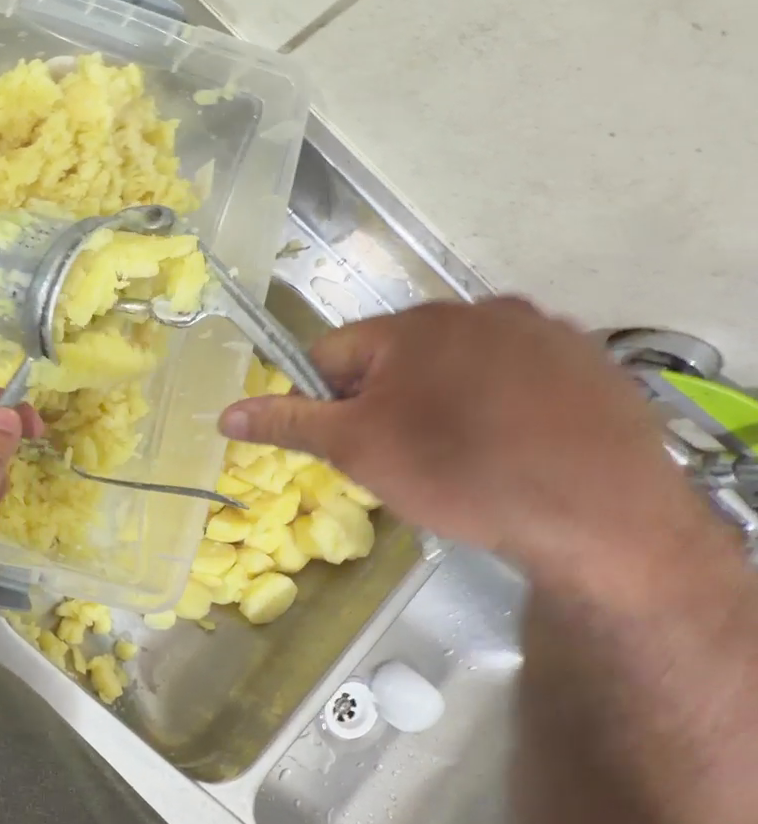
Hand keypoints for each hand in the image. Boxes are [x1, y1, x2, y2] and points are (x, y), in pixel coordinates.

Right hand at [218, 298, 723, 582]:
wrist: (598, 512)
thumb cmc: (456, 472)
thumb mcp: (354, 449)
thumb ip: (287, 422)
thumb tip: (224, 412)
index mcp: (414, 325)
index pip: (330, 354)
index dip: (322, 402)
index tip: (341, 445)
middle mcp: (479, 311)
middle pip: (394, 357)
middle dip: (381, 401)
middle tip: (395, 456)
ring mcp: (544, 332)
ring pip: (455, 367)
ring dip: (438, 402)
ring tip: (455, 457)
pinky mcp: (590, 362)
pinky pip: (514, 378)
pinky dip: (497, 406)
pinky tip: (509, 448)